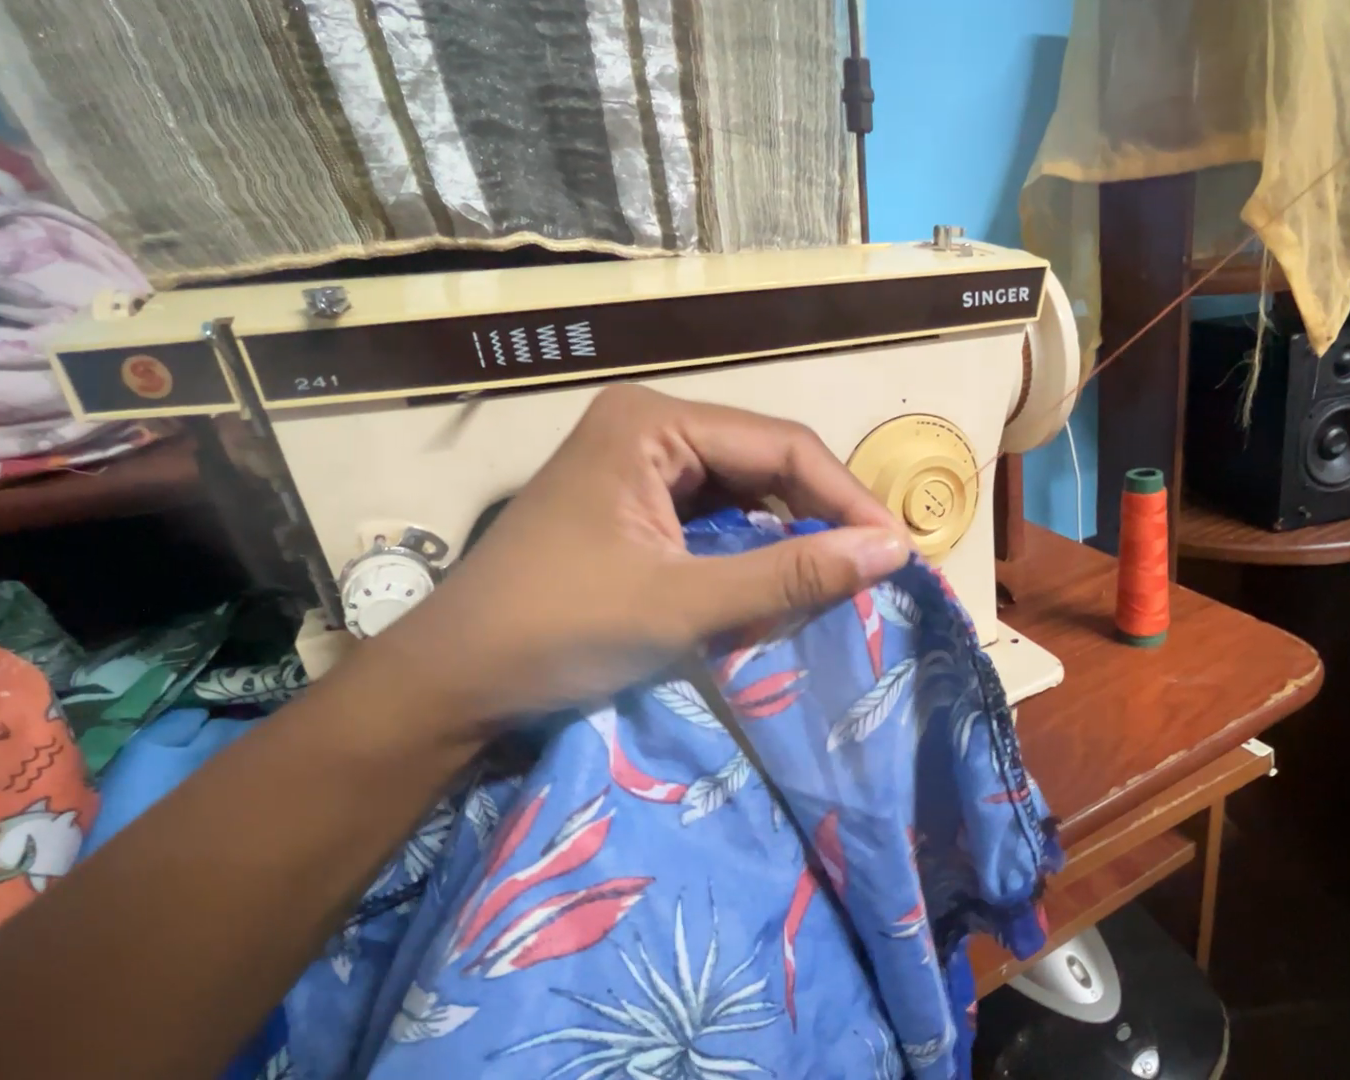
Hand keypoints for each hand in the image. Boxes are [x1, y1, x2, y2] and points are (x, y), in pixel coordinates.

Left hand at [353, 385, 911, 735]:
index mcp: (654, 423)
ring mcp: (640, 466)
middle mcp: (650, 428)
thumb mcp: (684, 604)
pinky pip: (719, 517)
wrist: (450, 684)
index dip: (847, 498)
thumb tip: (893, 550)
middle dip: (823, 516)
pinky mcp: (636, 506)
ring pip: (748, 491)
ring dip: (794, 534)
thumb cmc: (557, 630)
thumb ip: (791, 574)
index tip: (899, 551)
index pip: (783, 446)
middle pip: (768, 462)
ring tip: (841, 577)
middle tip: (876, 567)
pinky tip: (784, 579)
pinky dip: (756, 549)